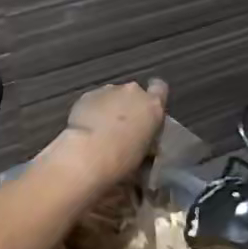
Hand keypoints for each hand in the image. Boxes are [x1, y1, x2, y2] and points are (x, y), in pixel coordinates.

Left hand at [40, 79, 169, 187]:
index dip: (154, 97)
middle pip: (133, 94)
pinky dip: (93, 111)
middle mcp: (132, 92)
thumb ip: (147, 142)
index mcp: (152, 106)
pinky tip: (87, 129)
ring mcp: (108, 90)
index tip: (147, 111)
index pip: (160, 88)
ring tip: (101, 130)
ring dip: (110, 108)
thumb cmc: (123, 160)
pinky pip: (94, 101)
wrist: (87, 153)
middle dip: (129, 107)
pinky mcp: (87, 95)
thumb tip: (144, 145)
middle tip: (122, 129)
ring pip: (112, 96)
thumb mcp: (145, 156)